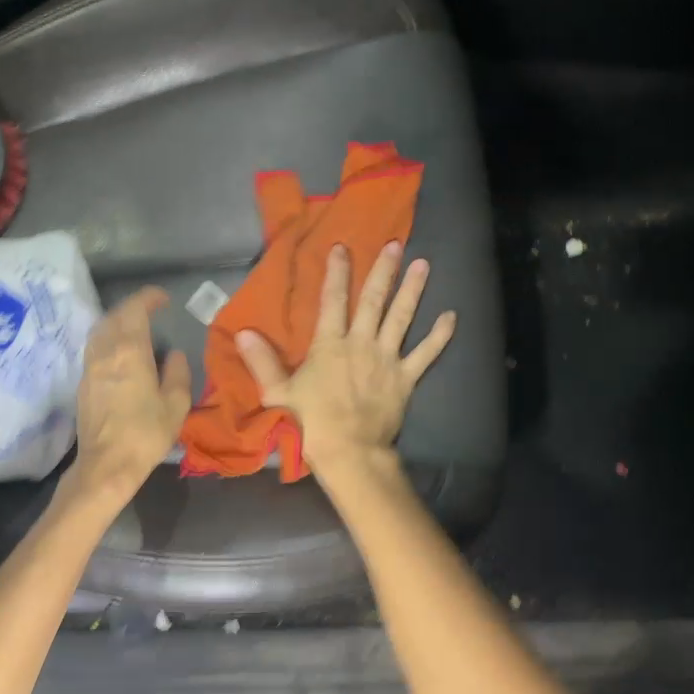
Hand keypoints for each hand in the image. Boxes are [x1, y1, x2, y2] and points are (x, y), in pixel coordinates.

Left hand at [66, 287, 191, 502]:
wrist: (106, 464)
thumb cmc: (145, 434)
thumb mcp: (175, 404)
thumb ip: (177, 372)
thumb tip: (172, 354)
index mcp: (129, 351)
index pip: (134, 310)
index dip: (148, 298)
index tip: (162, 298)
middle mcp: (104, 352)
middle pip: (114, 316)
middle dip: (132, 307)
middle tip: (150, 310)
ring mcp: (89, 368)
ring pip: (99, 331)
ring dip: (116, 322)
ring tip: (134, 328)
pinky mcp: (82, 384)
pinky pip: (94, 349)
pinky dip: (108, 340)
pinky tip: (119, 352)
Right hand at [236, 241, 454, 475]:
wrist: (348, 448)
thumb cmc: (310, 420)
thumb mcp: (277, 391)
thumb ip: (261, 361)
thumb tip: (243, 333)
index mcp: (330, 344)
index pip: (333, 301)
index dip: (338, 273)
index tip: (342, 248)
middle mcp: (361, 343)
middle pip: (374, 301)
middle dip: (383, 272)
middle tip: (395, 245)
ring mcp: (387, 359)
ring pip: (402, 318)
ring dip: (412, 290)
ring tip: (423, 264)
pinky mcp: (405, 378)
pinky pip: (426, 353)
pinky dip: (439, 335)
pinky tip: (451, 316)